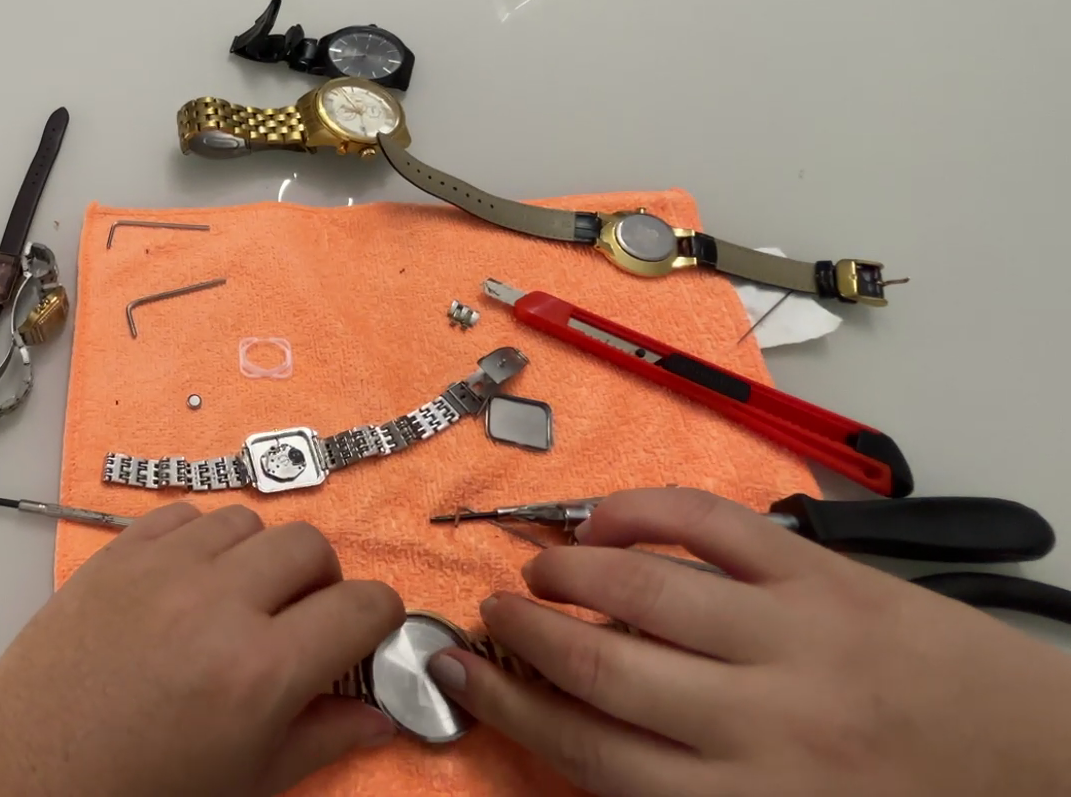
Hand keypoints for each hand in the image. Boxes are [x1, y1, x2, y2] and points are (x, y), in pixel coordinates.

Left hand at [0, 503, 403, 796]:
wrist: (29, 764)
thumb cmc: (142, 787)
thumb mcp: (245, 781)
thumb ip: (321, 740)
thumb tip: (382, 714)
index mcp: (261, 670)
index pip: (359, 608)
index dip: (379, 614)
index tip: (370, 625)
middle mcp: (219, 601)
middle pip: (308, 544)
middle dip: (323, 576)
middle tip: (302, 612)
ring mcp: (164, 564)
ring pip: (246, 520)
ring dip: (258, 553)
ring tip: (238, 592)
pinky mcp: (120, 548)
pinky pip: (184, 513)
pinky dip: (201, 536)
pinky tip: (188, 574)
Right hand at [428, 487, 1070, 795]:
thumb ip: (680, 789)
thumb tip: (569, 726)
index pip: (587, 748)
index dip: (505, 704)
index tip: (455, 666)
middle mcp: (764, 723)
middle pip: (596, 661)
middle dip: (521, 630)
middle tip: (493, 612)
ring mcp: (793, 635)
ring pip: (637, 583)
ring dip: (563, 569)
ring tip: (538, 572)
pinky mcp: (822, 573)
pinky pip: (704, 520)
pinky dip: (635, 510)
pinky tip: (602, 521)